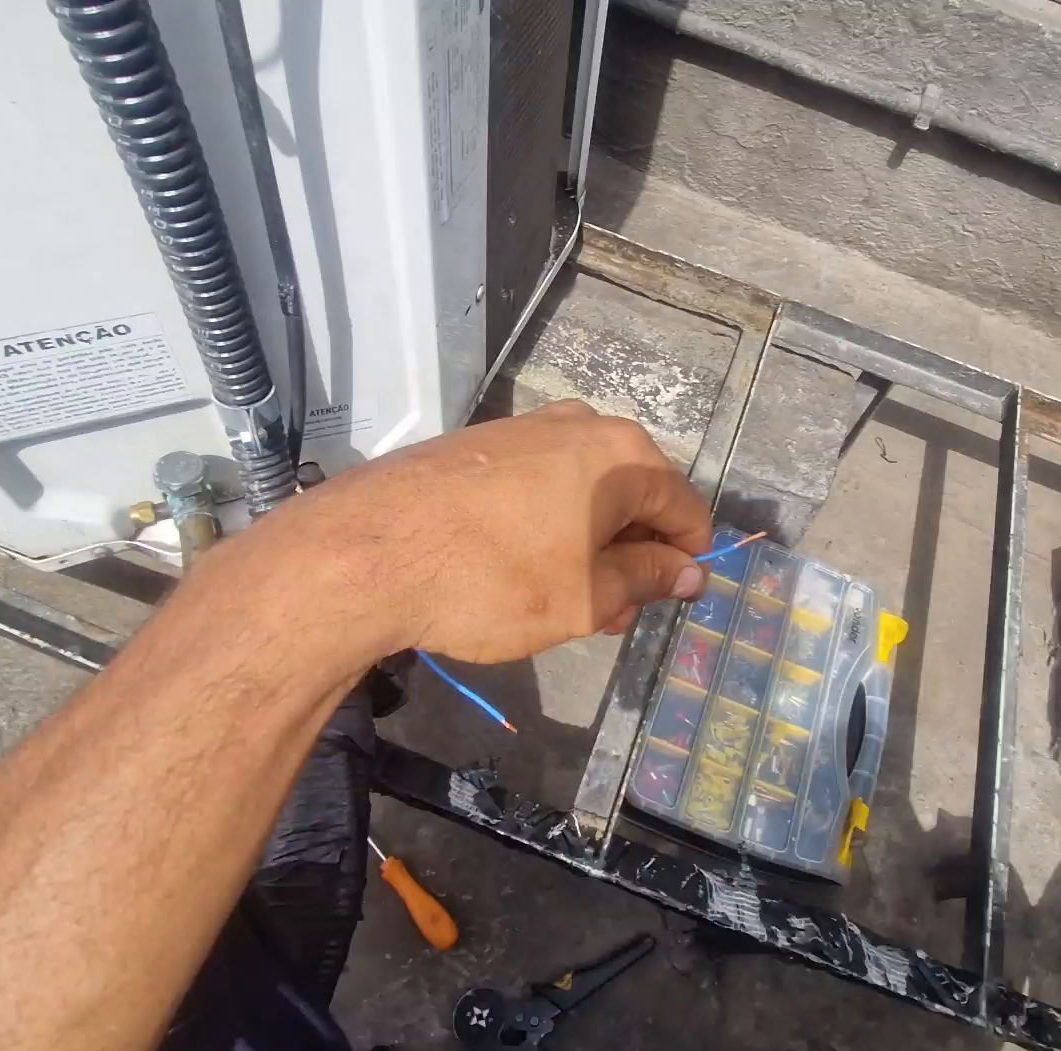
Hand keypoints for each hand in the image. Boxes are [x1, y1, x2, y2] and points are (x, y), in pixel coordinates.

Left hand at [210, 401, 713, 664]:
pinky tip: (525, 567)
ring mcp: (524, 429)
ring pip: (584, 492)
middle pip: (633, 495)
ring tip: (569, 601)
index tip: (681, 593)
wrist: (367, 552)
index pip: (683, 505)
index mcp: (621, 455)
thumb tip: (693, 570)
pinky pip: (541, 485)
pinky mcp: (478, 444)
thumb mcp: (587, 595)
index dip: (689, 554)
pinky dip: (551, 525)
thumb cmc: (496, 579)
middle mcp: (580, 426)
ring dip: (591, 546)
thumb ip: (648, 578)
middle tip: (614, 613)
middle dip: (633, 557)